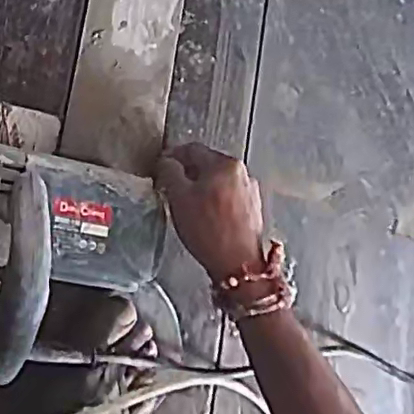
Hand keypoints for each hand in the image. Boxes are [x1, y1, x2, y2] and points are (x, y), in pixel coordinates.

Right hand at [154, 143, 266, 280]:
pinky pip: (227, 196)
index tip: (160, 165)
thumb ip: (169, 172)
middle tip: (169, 186)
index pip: (192, 149)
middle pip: (207, 164)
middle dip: (187, 172)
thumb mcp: (178, 196)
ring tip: (185, 203)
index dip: (172, 155)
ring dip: (200, 187)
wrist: (239, 265)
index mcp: (225, 164)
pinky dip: (213, 200)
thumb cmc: (208, 228)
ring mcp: (250, 191)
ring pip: (218, 181)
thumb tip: (166, 162)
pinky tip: (204, 215)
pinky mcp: (253, 209)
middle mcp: (242, 173)